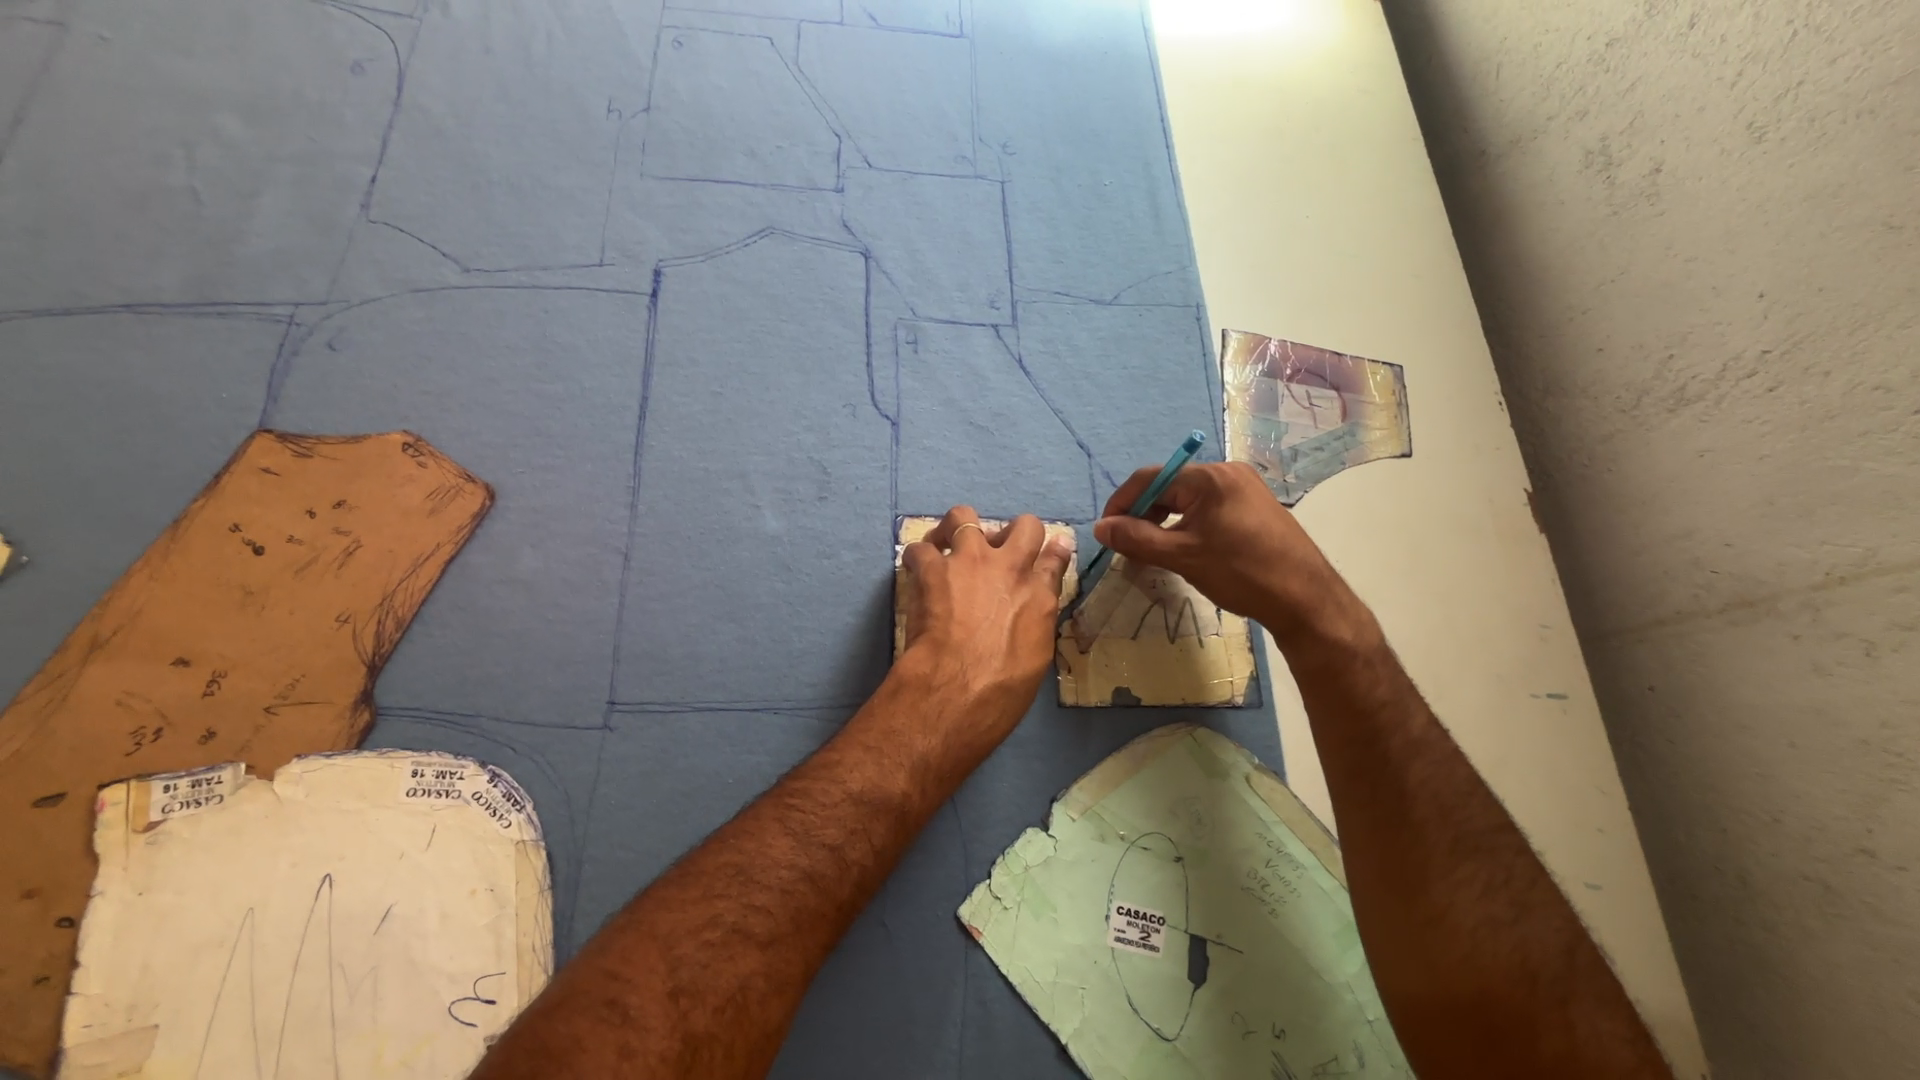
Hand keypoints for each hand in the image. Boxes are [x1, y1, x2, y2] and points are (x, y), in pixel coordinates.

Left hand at [899, 507, 1074, 731]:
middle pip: (1024, 526)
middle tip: (997, 548)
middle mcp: (1010, 568)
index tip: (1054, 545)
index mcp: (1039, 595)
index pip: (1054, 560)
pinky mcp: (933, 568)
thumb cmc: (1003, 688)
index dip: (1054, 550)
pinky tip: (916, 569)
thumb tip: (1035, 608)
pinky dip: (918, 556)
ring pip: (964, 516)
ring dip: (957, 527)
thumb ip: (1038, 622)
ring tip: (947, 542)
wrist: (959, 685)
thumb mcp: (1038, 657)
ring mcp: (970, 561)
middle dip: (1014, 531)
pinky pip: (920, 547)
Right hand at [1092, 463, 1376, 652]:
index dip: (1122, 503)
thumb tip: (1100, 527)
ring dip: (1164, 522)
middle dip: (1143, 514)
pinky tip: (1184, 551)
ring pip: (1188, 500)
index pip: (1150, 479)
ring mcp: (1245, 489)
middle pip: (1169, 486)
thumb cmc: (1241, 573)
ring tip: (1153, 552)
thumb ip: (1136, 538)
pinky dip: (1188, 526)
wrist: (1305, 599)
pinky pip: (1208, 509)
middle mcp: (1228, 473)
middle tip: (1128, 547)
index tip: (1106, 532)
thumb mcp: (1182, 556)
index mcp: (1210, 477)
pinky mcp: (1254, 508)